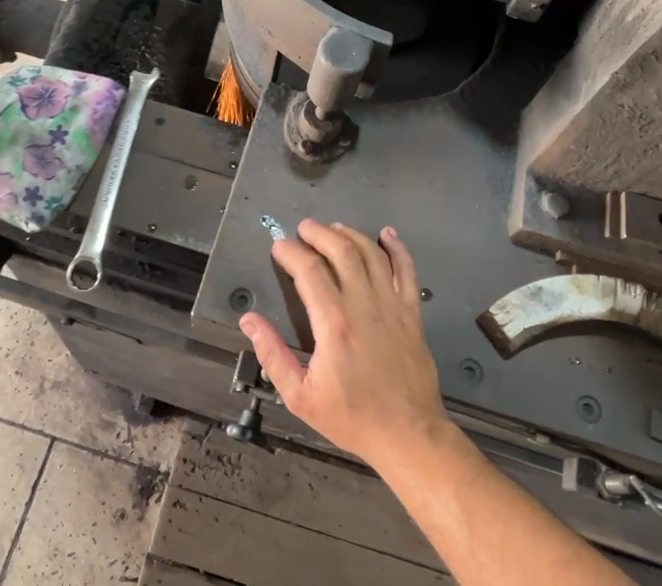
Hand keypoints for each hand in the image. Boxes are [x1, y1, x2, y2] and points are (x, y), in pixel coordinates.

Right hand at [239, 219, 451, 470]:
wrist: (408, 433)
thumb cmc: (351, 417)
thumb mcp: (300, 396)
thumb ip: (272, 354)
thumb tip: (249, 320)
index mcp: (334, 324)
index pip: (309, 271)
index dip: (291, 252)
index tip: (279, 247)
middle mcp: (364, 305)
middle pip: (342, 252)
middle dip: (319, 234)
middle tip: (304, 228)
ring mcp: (392, 306)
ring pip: (372, 255)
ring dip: (351, 235)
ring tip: (334, 228)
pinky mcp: (412, 313)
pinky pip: (406, 271)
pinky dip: (397, 248)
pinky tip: (387, 235)